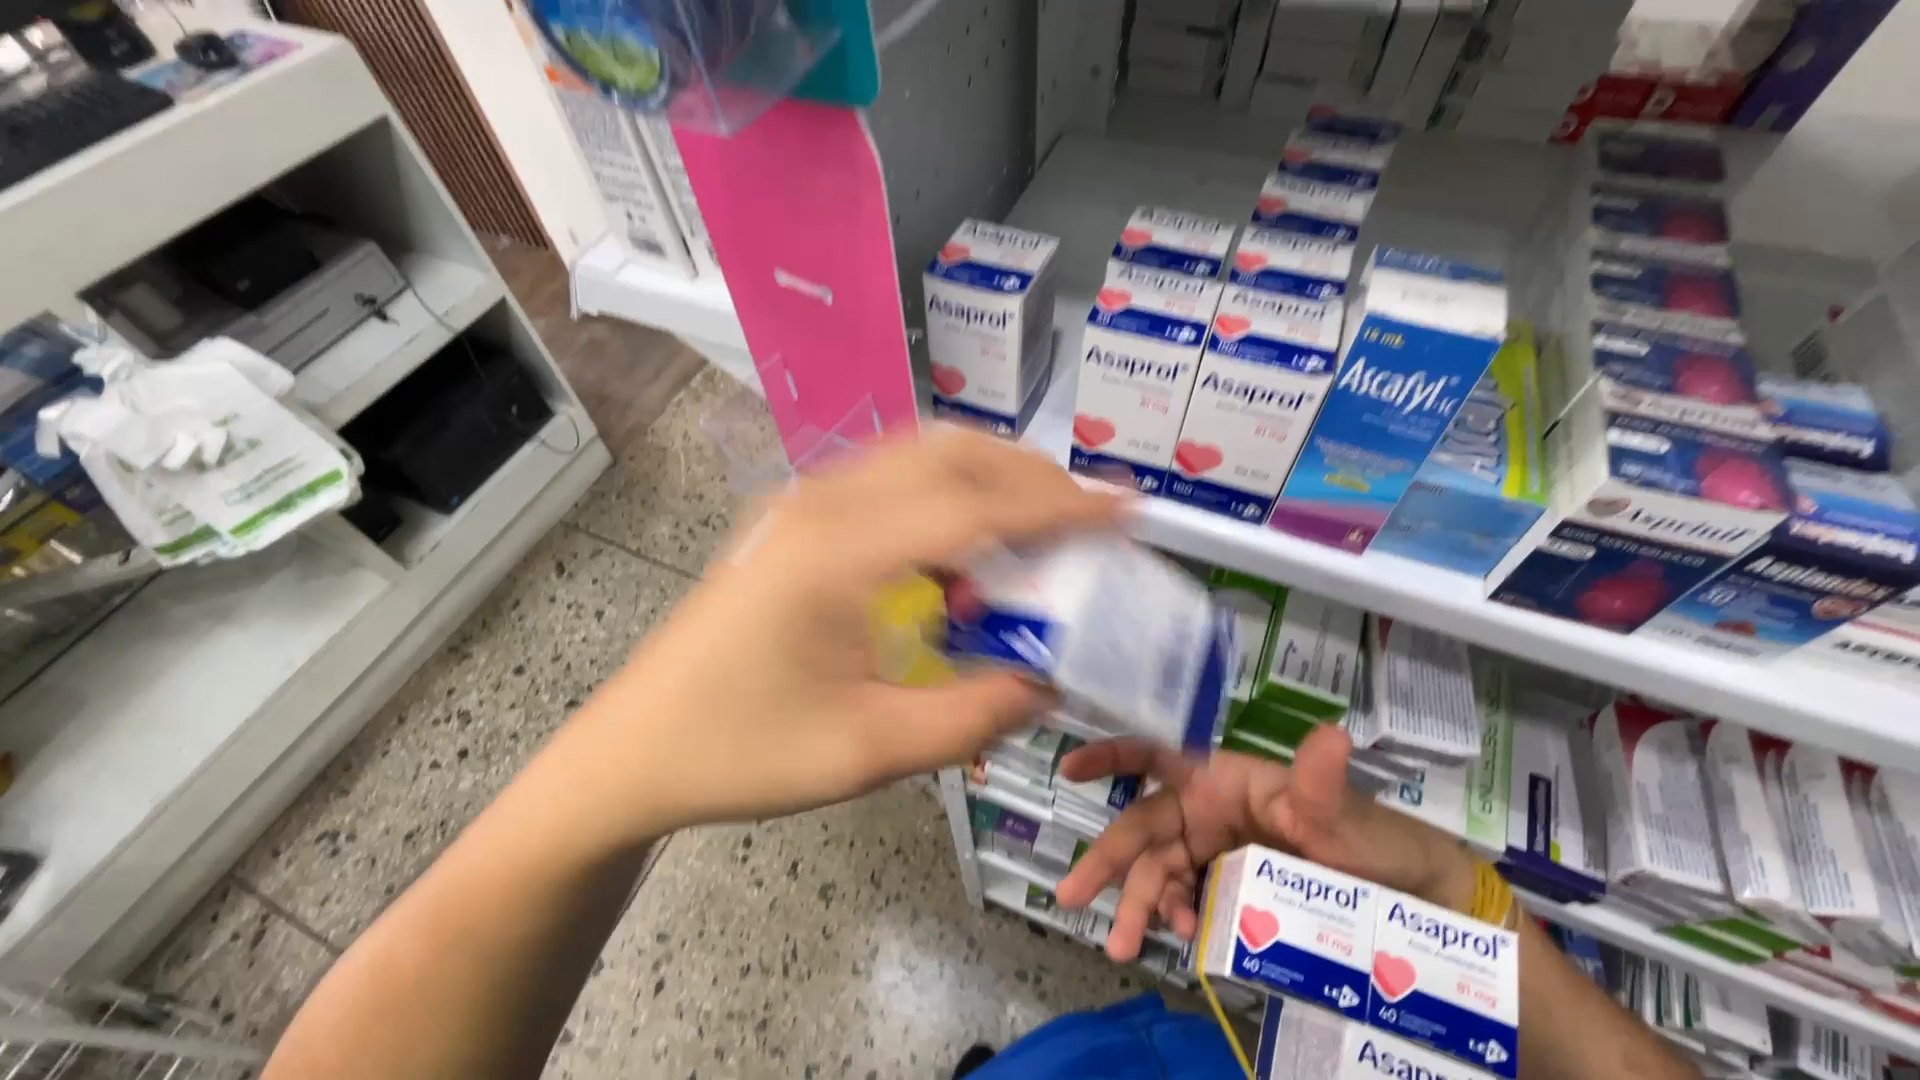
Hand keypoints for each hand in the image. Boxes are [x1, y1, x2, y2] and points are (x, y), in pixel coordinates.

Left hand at [567, 428, 1126, 838]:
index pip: (972, 506)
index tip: (1126, 509)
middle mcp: (820, 504)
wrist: (634, 750)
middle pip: (947, 454)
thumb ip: (972, 714)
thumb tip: (1051, 683)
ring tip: (1042, 521)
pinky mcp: (794, 521)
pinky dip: (945, 496)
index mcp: (837, 553)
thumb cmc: (741, 752)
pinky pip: (888, 481)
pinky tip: (964, 550)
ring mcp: (801, 505)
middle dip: (1030, 474)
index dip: (1058, 506)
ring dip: (987, 476)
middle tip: (1091, 513)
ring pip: (916, 455)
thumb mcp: (868, 751)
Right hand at [1055, 726, 1478, 961]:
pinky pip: (1186, 897)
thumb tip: (1329, 734)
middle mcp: (1210, 809)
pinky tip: (1182, 935)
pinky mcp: (1227, 886)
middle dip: (1107, 860)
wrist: (1408, 905)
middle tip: (1071, 895)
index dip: (1112, 756)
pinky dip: (1176, 915)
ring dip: (1139, 904)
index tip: (1068, 768)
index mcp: (1225, 778)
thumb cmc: (1371, 842)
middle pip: (1145, 828)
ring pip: (1160, 870)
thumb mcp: (1343, 816)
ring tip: (1125, 945)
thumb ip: (1322, 784)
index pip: (1159, 754)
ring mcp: (1216, 850)